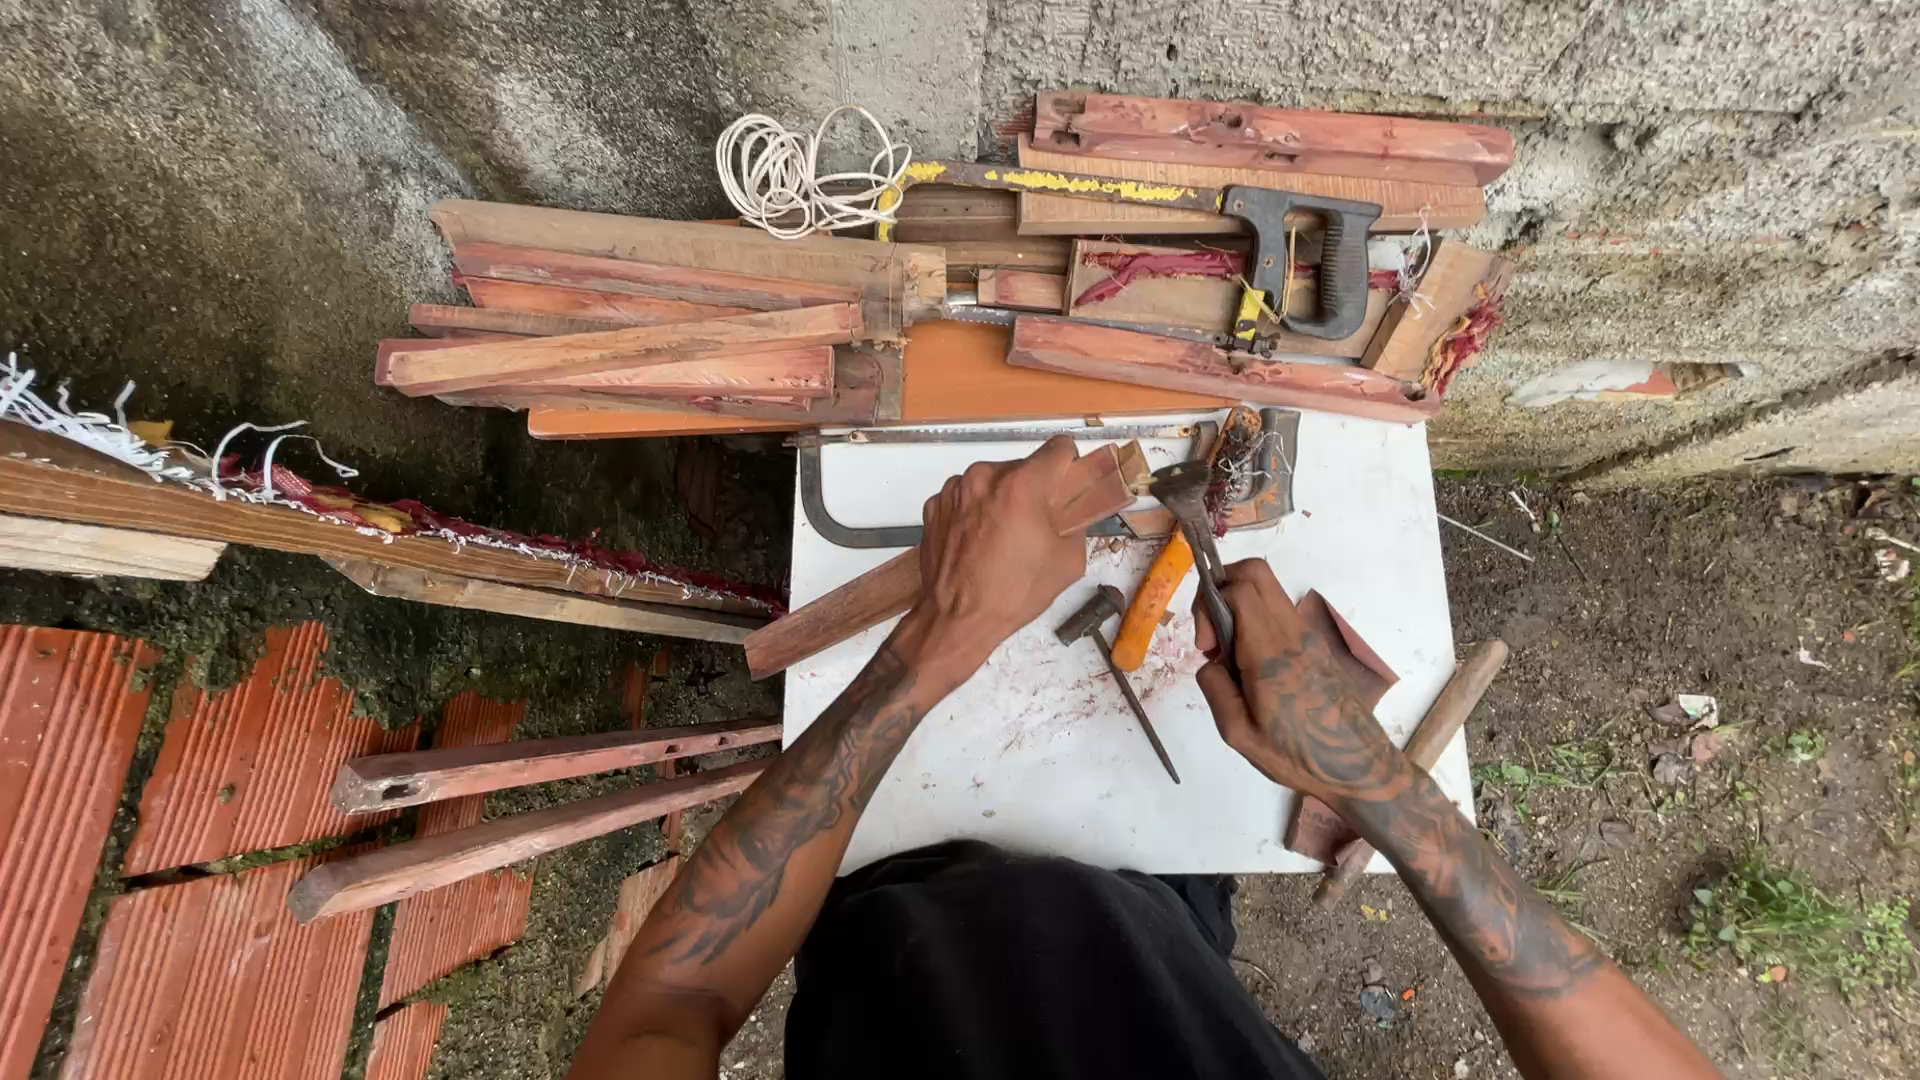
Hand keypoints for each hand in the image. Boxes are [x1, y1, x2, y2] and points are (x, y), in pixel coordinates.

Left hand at [911, 436, 1088, 675]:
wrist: (958, 618)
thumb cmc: (1011, 594)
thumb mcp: (1068, 561)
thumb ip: (1077, 522)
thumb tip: (1075, 509)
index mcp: (1021, 485)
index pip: (1058, 447)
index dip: (1069, 465)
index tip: (1068, 481)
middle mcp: (984, 478)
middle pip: (1022, 467)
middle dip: (1033, 489)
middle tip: (1036, 522)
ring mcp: (955, 490)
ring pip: (991, 481)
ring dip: (1001, 499)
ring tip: (1003, 536)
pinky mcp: (935, 505)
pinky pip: (965, 497)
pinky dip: (975, 511)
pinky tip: (980, 541)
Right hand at [1192, 559, 1404, 805]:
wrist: (1358, 768)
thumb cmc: (1296, 756)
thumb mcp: (1237, 733)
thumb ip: (1213, 687)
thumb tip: (1212, 660)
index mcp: (1270, 652)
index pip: (1238, 589)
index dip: (1208, 604)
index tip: (1206, 646)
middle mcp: (1292, 632)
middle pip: (1254, 571)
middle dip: (1219, 587)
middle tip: (1212, 632)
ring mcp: (1306, 634)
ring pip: (1266, 586)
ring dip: (1236, 602)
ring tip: (1228, 649)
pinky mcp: (1313, 642)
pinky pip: (1276, 608)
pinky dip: (1252, 617)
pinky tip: (1249, 660)